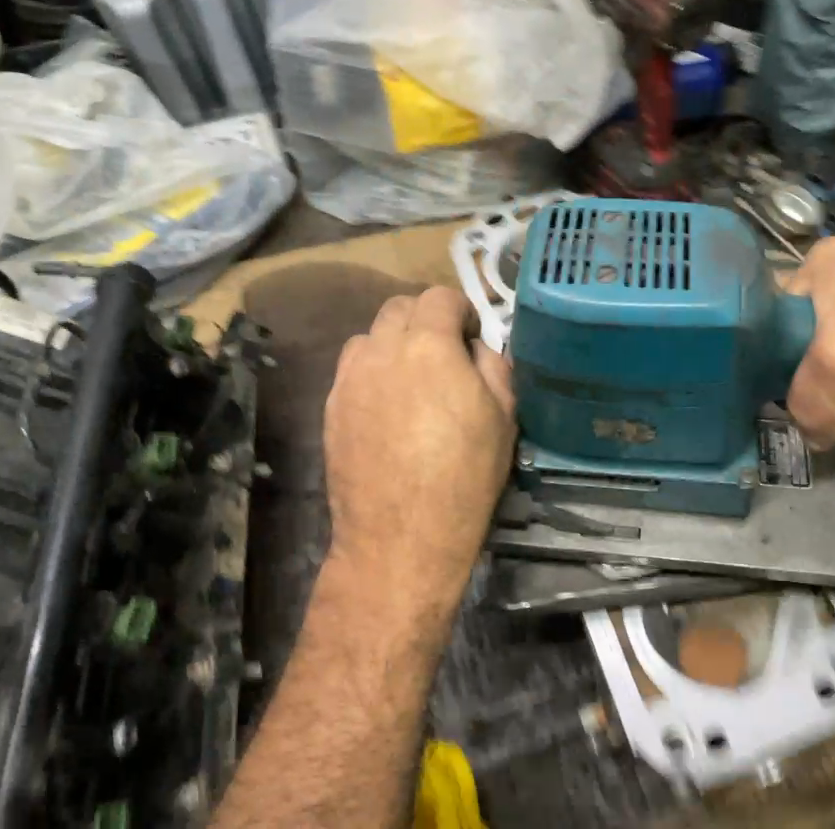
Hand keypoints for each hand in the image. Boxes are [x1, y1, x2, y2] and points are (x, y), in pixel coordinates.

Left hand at [322, 286, 516, 604]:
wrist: (402, 537)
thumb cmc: (465, 476)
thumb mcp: (503, 417)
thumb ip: (493, 366)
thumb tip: (475, 348)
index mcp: (430, 345)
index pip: (440, 296)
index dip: (461, 311)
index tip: (471, 338)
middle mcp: (383, 350)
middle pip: (399, 307)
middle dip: (425, 319)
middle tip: (444, 354)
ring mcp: (350, 378)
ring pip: (370, 336)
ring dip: (393, 344)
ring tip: (411, 379)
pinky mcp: (331, 407)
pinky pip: (352, 370)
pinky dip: (372, 373)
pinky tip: (387, 408)